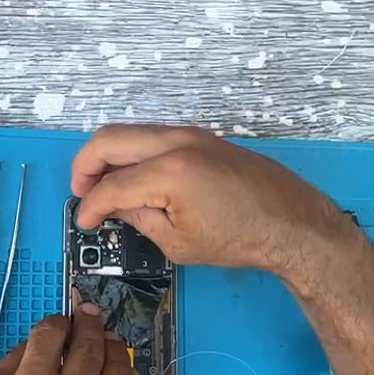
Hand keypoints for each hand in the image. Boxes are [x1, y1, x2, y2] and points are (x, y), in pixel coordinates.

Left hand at [0, 303, 134, 374]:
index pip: (120, 369)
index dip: (117, 350)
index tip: (113, 342)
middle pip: (89, 345)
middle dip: (93, 325)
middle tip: (90, 315)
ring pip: (52, 332)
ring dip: (61, 325)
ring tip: (62, 325)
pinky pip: (19, 352)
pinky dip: (30, 351)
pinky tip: (31, 360)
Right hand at [71, 124, 359, 282]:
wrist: (292, 223)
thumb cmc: (239, 240)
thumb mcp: (178, 242)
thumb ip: (138, 219)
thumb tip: (112, 207)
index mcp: (168, 172)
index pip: (110, 185)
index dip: (90, 206)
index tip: (85, 223)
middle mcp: (175, 142)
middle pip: (108, 139)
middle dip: (85, 166)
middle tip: (81, 194)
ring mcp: (190, 133)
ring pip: (129, 131)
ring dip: (108, 155)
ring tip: (104, 187)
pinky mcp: (201, 136)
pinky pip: (151, 136)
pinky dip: (132, 152)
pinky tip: (134, 178)